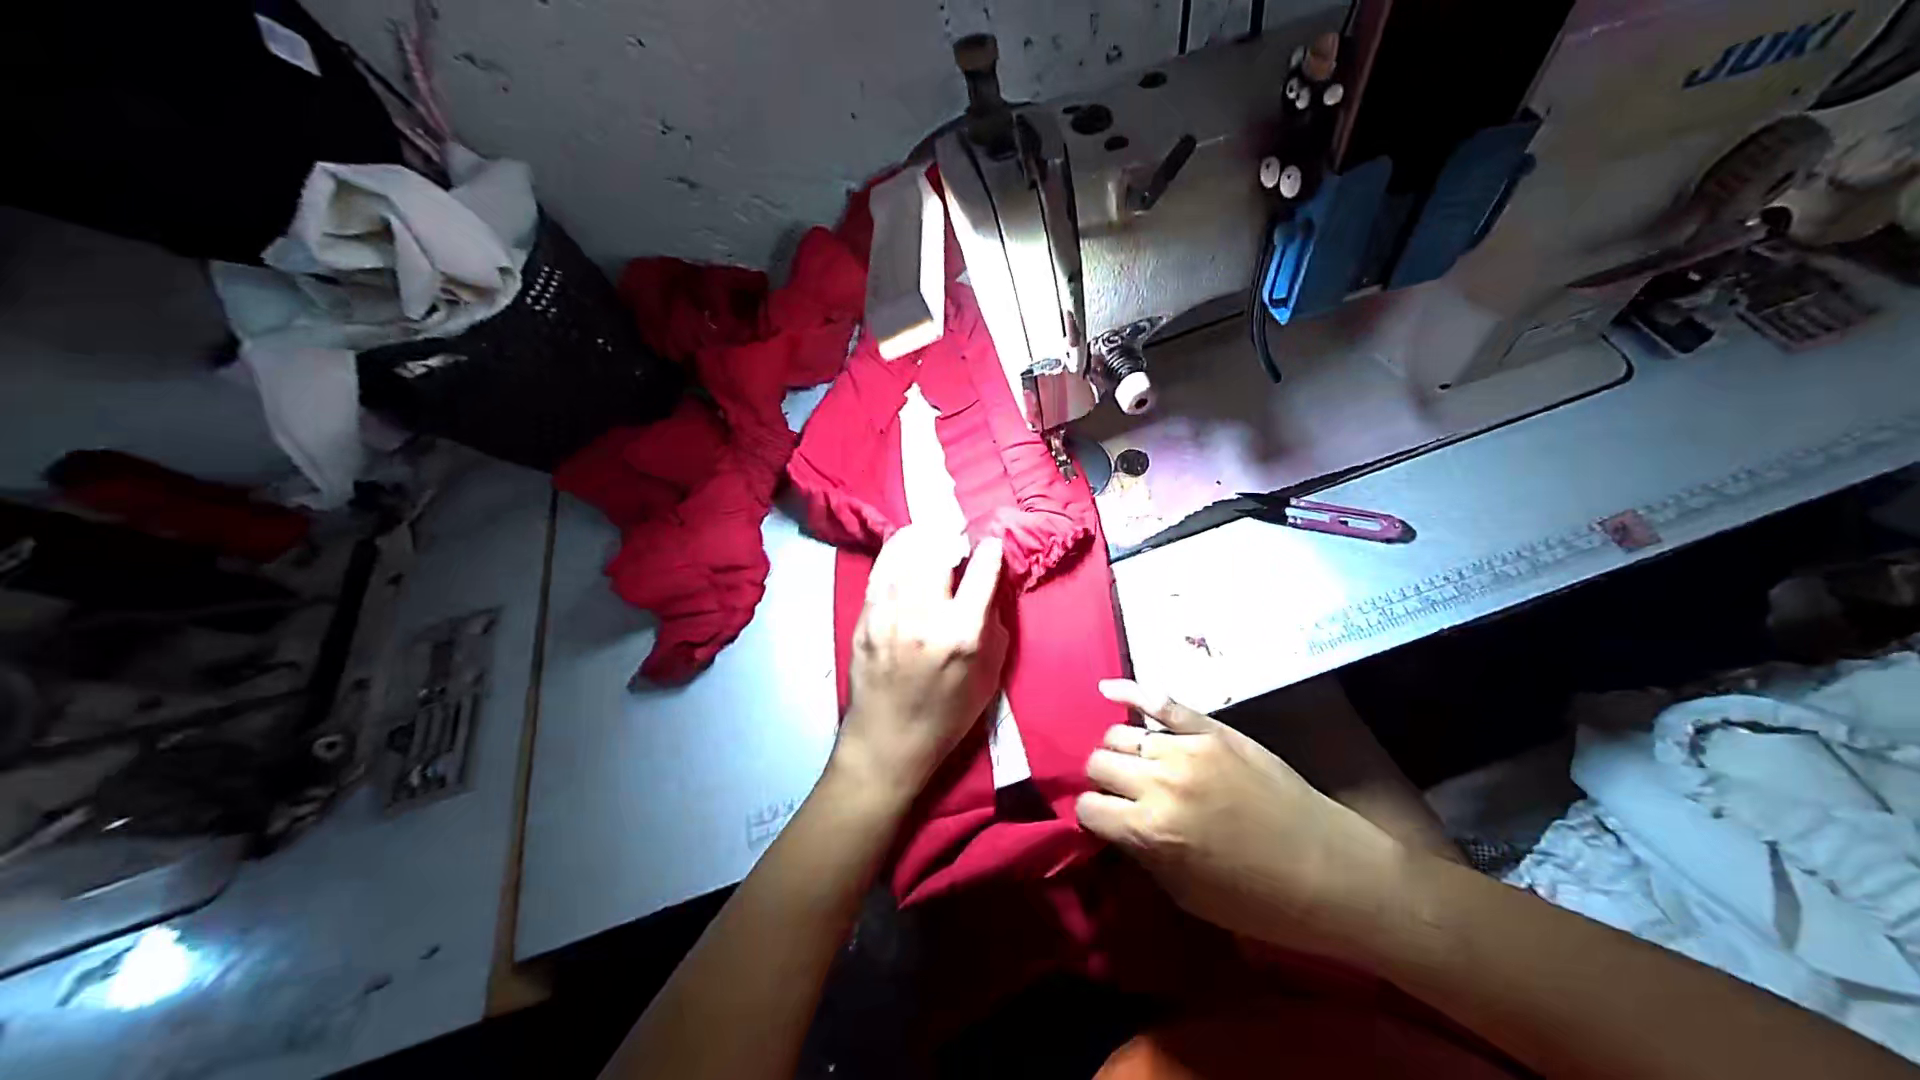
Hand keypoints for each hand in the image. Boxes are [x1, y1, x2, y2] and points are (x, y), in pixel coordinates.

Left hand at [834, 526, 1007, 801]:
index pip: (982, 571)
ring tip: (932, 533)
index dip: (991, 550)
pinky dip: (897, 553)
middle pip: (937, 549)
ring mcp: (888, 615)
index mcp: (962, 634)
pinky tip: (906, 551)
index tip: (992, 543)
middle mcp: (923, 617)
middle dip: (951, 532)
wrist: (889, 741)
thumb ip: (993, 622)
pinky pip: (881, 569)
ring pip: (904, 551)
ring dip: (922, 536)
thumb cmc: (949, 714)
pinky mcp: (864, 617)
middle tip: (958, 531)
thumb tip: (990, 582)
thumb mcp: (990, 674)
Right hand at [1076, 680, 1413, 961]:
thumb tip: (1114, 824)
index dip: (1092, 817)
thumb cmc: (1260, 902)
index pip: (1088, 807)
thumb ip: (1141, 853)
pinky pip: (1161, 701)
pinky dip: (1131, 693)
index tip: (1105, 824)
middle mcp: (1160, 781)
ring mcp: (1189, 747)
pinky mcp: (1215, 730)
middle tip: (1123, 796)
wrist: (1335, 874)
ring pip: (1122, 733)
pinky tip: (1109, 690)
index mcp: (1150, 830)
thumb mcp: (1186, 894)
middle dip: (1103, 781)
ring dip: (1120, 751)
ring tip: (1136, 765)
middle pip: (1099, 763)